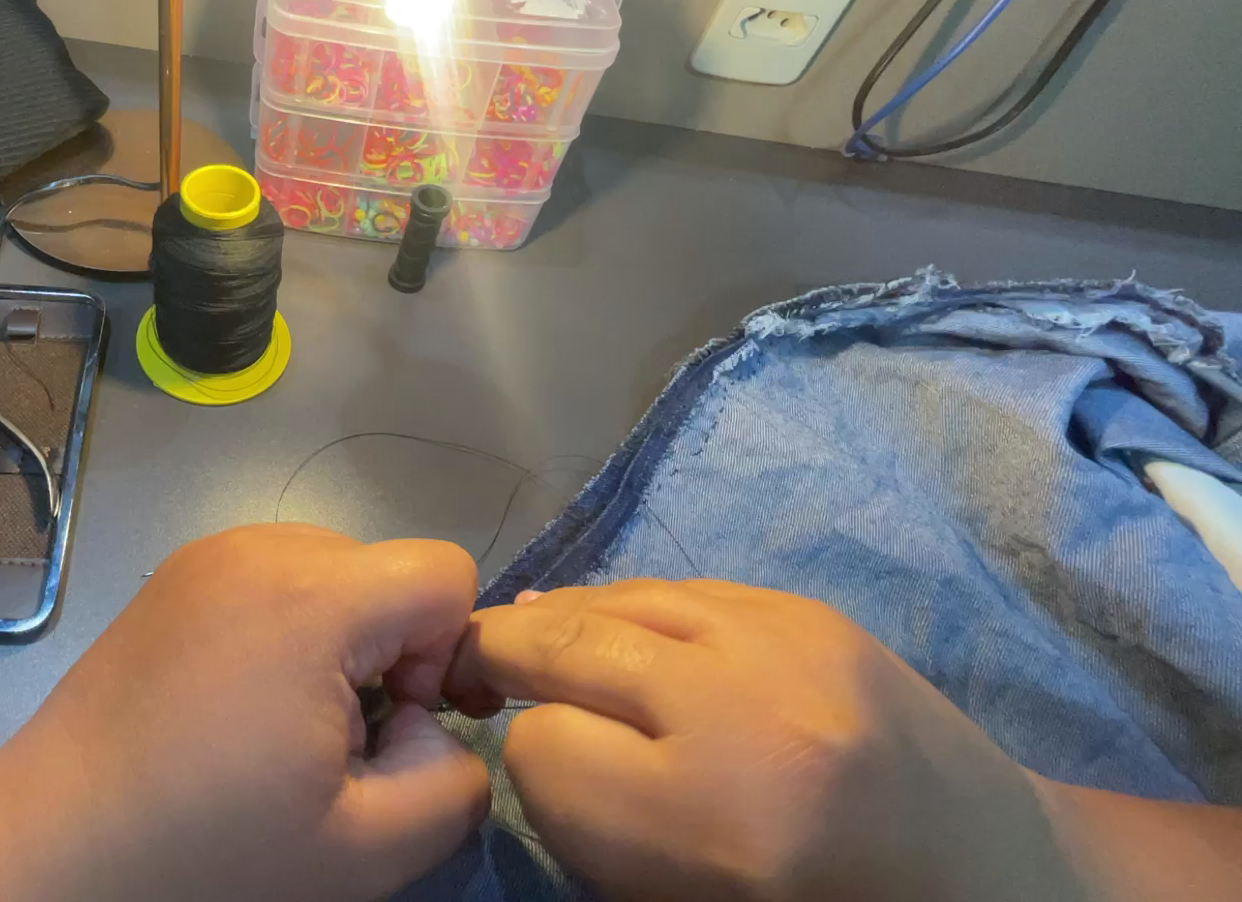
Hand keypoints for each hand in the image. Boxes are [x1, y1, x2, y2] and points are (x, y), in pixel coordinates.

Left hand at [0, 525, 489, 901]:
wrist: (55, 838)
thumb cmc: (207, 847)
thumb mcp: (364, 850)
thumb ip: (452, 782)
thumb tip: (441, 724)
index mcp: (312, 595)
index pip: (444, 571)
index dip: (446, 649)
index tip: (394, 718)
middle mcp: (264, 544)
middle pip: (388, 568)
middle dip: (391, 645)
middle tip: (336, 731)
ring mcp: (215, 547)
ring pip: (337, 566)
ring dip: (341, 633)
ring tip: (284, 710)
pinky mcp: (184, 565)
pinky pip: (279, 568)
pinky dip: (292, 617)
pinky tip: (243, 686)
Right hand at [444, 581, 1091, 901]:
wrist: (998, 879)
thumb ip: (585, 819)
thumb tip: (517, 717)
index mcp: (722, 820)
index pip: (539, 752)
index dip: (519, 759)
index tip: (529, 768)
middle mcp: (746, 710)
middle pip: (557, 645)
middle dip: (495, 652)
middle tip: (463, 664)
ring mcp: (777, 638)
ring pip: (600, 599)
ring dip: (548, 620)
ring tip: (520, 638)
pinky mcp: (797, 605)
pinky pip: (661, 588)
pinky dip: (612, 609)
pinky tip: (599, 628)